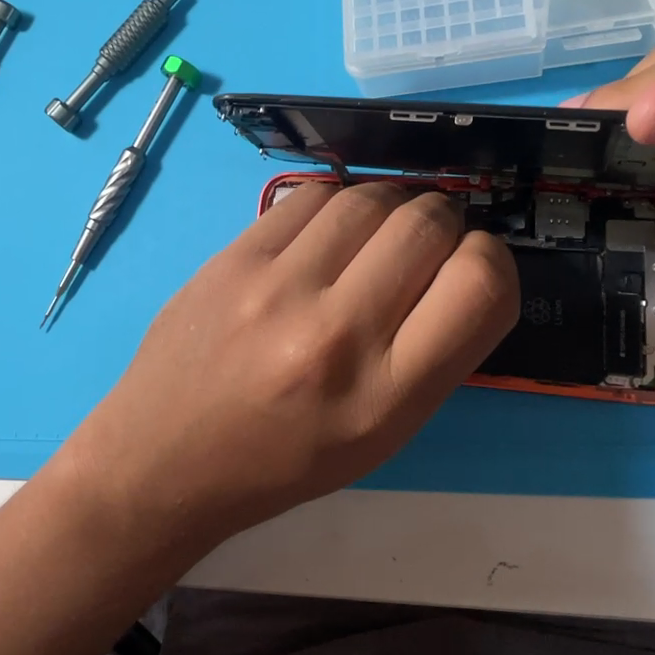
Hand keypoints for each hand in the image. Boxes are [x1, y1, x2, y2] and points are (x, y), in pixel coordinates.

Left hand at [52, 182, 519, 555]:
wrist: (164, 459)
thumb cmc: (281, 461)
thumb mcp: (380, 434)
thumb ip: (431, 351)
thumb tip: (459, 263)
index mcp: (387, 396)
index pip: (482, 285)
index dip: (490, 261)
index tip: (466, 269)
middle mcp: (336, 335)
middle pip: (428, 225)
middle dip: (442, 225)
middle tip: (421, 246)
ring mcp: (277, 288)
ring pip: (371, 196)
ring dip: (391, 205)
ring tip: (375, 234)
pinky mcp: (232, 256)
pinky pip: (312, 194)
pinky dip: (336, 203)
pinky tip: (326, 231)